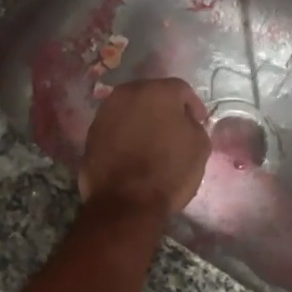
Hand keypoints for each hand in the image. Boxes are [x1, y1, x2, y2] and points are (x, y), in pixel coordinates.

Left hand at [79, 78, 210, 219]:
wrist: (125, 201)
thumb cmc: (169, 171)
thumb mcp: (199, 147)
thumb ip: (194, 125)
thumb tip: (184, 120)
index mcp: (158, 91)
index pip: (181, 90)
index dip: (192, 105)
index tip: (198, 122)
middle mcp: (129, 92)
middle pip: (152, 94)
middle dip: (165, 109)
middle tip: (174, 128)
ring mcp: (106, 110)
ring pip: (131, 108)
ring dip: (142, 119)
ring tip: (152, 140)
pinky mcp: (92, 130)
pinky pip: (116, 125)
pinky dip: (125, 132)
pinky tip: (133, 150)